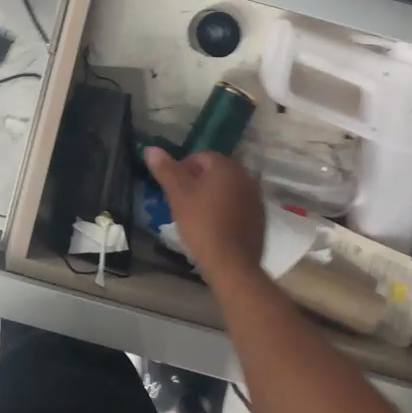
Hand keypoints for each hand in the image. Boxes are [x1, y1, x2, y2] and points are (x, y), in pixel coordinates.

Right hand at [144, 147, 265, 285]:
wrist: (231, 264)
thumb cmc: (202, 223)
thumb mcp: (178, 195)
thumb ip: (165, 169)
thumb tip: (151, 149)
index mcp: (226, 167)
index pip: (200, 157)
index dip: (183, 168)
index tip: (173, 187)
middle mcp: (245, 177)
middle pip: (216, 172)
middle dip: (198, 181)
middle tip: (182, 200)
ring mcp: (256, 199)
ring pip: (228, 189)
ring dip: (213, 195)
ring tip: (197, 214)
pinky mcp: (260, 219)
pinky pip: (238, 206)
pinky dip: (226, 210)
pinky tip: (214, 226)